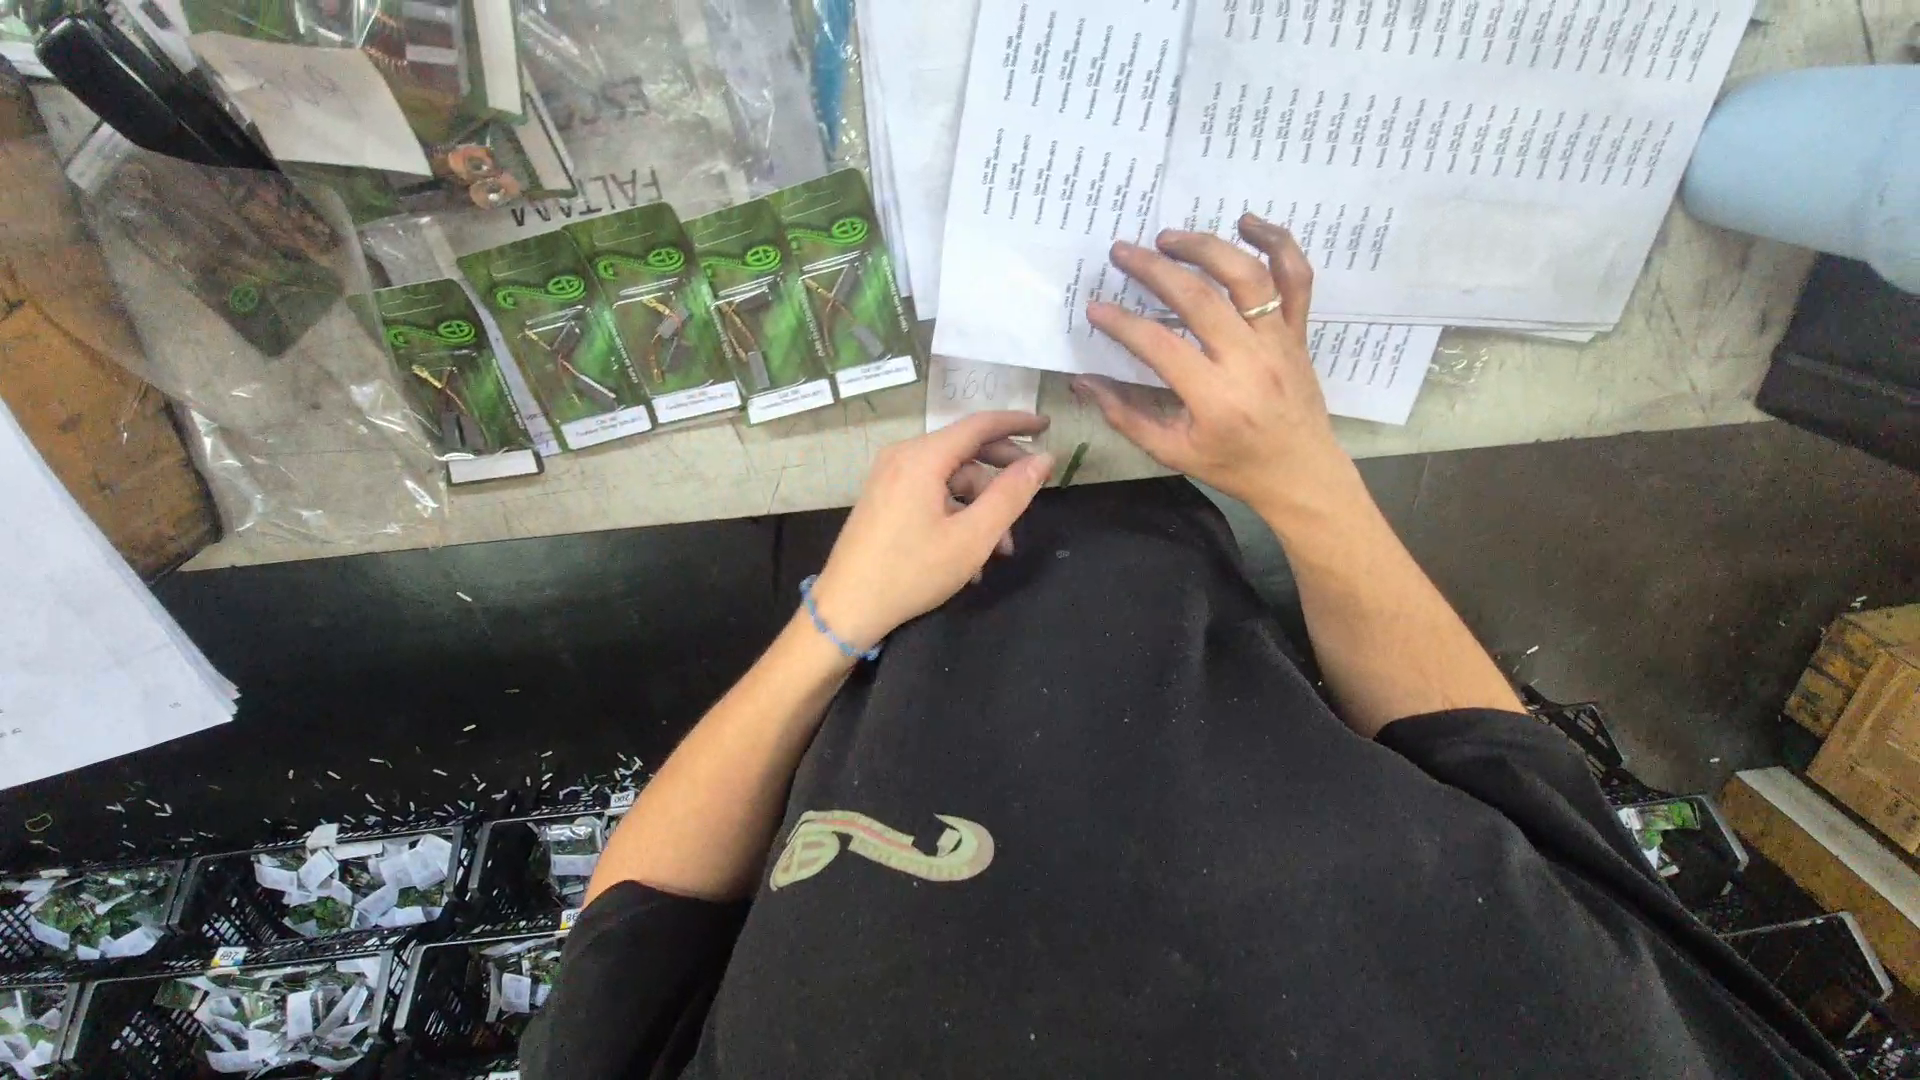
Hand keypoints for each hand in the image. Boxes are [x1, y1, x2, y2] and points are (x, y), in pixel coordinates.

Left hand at [808, 412, 1054, 648]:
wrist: (847, 609)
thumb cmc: (911, 572)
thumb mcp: (972, 537)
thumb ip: (1011, 494)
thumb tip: (1043, 459)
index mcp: (922, 457)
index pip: (979, 424)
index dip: (1017, 423)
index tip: (1048, 427)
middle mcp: (902, 457)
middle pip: (965, 451)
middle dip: (1002, 477)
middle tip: (1032, 496)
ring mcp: (889, 479)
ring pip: (950, 480)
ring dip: (980, 508)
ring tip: (999, 552)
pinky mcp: (883, 501)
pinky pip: (931, 495)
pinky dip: (956, 516)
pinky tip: (969, 557)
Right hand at [1076, 214, 1363, 527]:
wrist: (1301, 473)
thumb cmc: (1233, 466)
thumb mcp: (1173, 452)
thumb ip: (1126, 416)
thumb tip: (1083, 382)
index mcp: (1215, 398)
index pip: (1161, 346)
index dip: (1123, 324)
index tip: (1095, 309)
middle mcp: (1250, 361)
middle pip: (1200, 299)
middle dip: (1154, 270)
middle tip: (1121, 252)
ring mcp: (1280, 341)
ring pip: (1247, 277)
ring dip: (1205, 248)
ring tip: (1168, 238)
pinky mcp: (1299, 332)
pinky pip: (1296, 278)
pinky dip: (1277, 243)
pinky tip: (1247, 223)